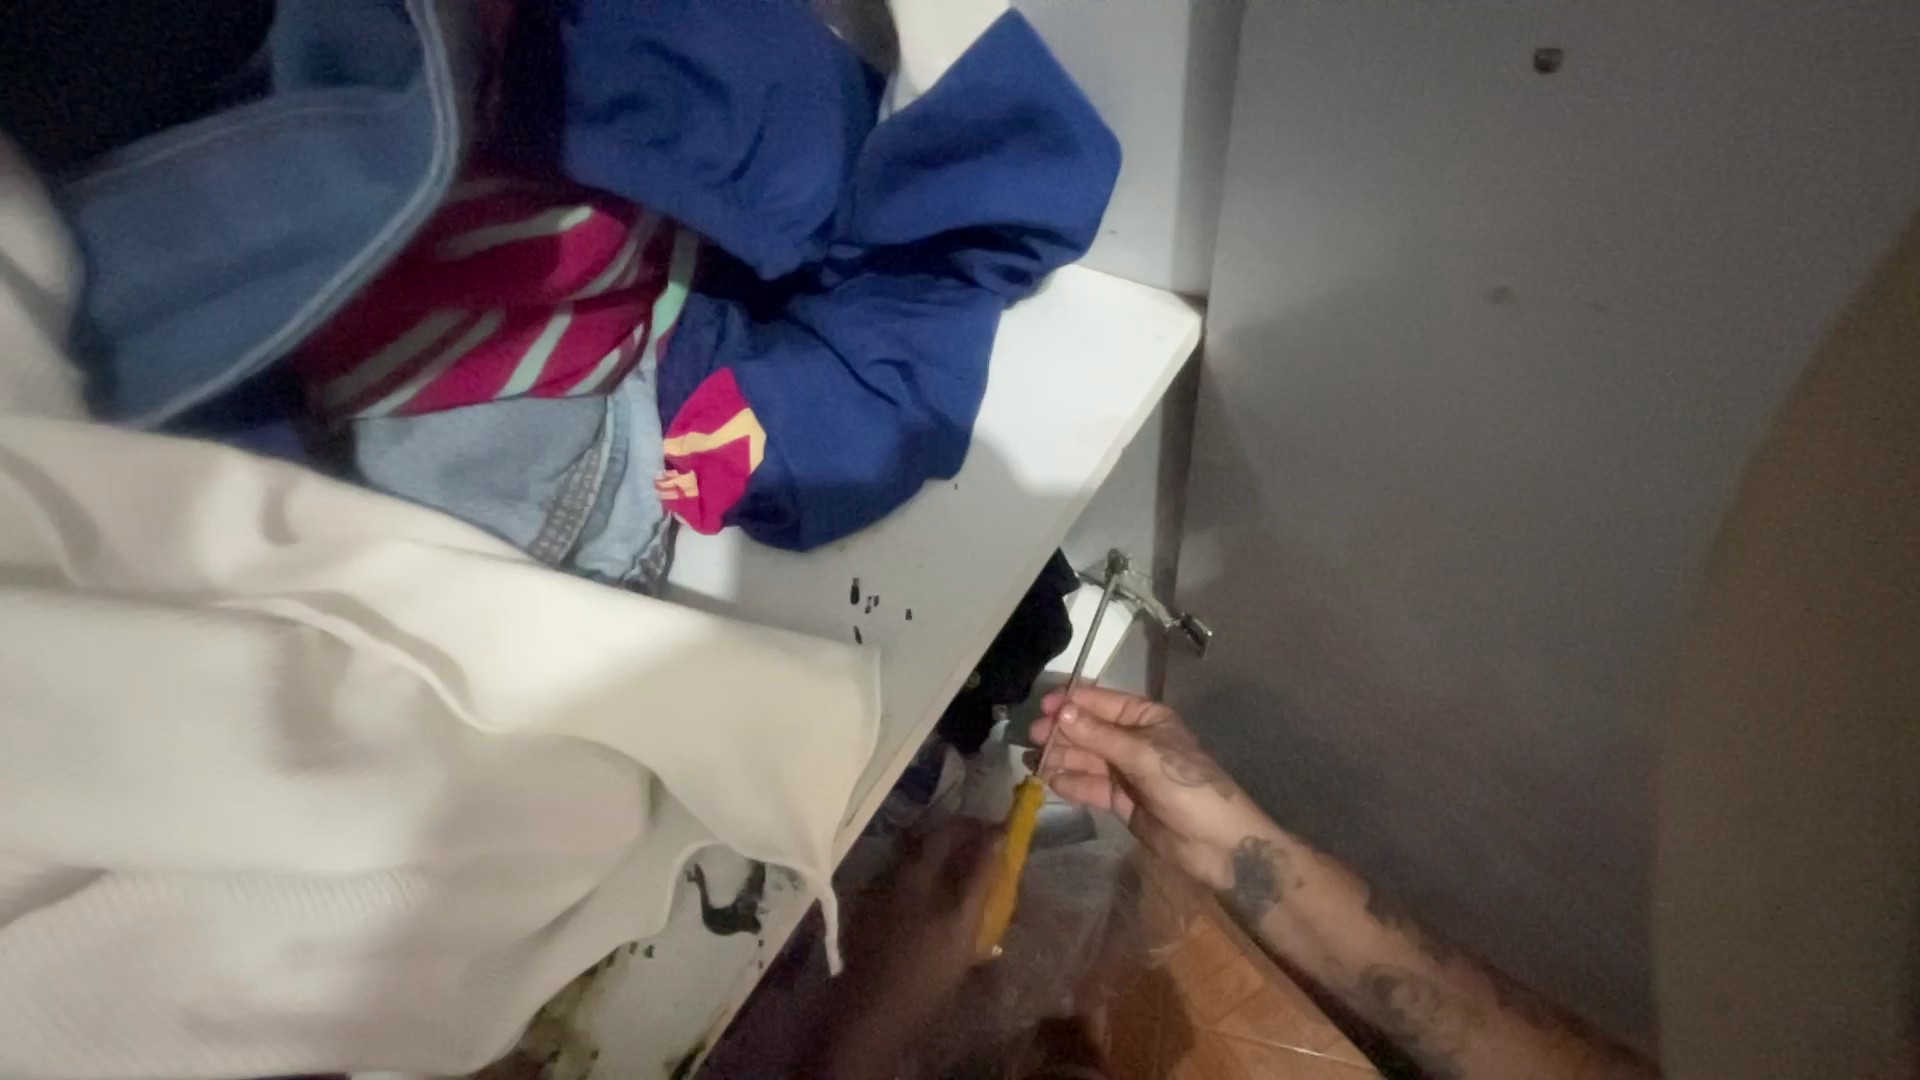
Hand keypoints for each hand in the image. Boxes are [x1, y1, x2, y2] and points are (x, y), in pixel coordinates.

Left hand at [812, 816, 1002, 1078]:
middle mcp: (893, 870)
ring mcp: (878, 892)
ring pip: (915, 865)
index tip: (999, 835)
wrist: (870, 1014)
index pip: (950, 828)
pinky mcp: (870, 916)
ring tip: (965, 885)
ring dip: (942, 865)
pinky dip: (925, 886)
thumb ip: (981, 876)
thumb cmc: (924, 967)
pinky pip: (904, 886)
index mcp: (916, 866)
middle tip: (985, 859)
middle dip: (959, 844)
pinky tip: (935, 910)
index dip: (976, 827)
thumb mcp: (962, 922)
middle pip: (929, 843)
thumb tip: (998, 834)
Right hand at [1030, 686, 1265, 890]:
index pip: (1102, 702)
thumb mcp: (1142, 755)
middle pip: (1090, 730)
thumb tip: (1060, 711)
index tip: (1043, 707)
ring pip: (1087, 758)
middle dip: (1063, 732)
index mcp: (1146, 718)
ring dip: (1063, 758)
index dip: (1072, 702)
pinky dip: (1072, 783)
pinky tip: (1053, 782)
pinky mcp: (1122, 800)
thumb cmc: (1186, 786)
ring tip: (1036, 762)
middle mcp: (1133, 740)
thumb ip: (1098, 735)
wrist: (1217, 844)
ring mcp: (1127, 771)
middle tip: (1034, 738)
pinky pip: (1091, 786)